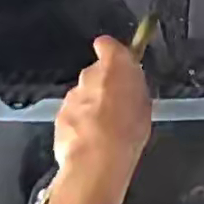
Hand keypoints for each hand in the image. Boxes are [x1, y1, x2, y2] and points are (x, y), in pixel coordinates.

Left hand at [53, 36, 152, 202]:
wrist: (96, 160)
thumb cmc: (129, 128)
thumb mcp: (145, 102)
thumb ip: (133, 86)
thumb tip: (128, 82)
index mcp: (115, 66)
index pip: (107, 44)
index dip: (112, 51)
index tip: (120, 63)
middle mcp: (89, 76)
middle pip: (96, 72)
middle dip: (104, 83)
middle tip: (117, 103)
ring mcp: (71, 96)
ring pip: (83, 94)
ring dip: (91, 104)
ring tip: (104, 127)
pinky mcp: (59, 116)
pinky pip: (73, 113)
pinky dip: (80, 121)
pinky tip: (90, 139)